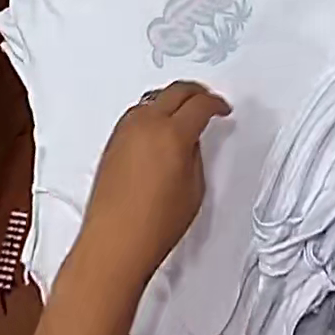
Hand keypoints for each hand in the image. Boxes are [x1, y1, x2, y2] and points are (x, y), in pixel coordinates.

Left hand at [76, 80, 231, 283]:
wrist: (114, 244)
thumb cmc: (151, 226)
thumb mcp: (194, 189)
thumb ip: (195, 154)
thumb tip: (191, 140)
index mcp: (173, 133)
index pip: (200, 104)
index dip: (216, 104)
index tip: (221, 108)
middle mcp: (147, 124)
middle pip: (177, 91)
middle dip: (196, 92)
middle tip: (207, 99)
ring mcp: (127, 130)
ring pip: (155, 97)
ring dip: (172, 99)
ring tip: (184, 109)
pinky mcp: (114, 139)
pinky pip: (138, 112)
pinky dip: (153, 110)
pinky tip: (159, 122)